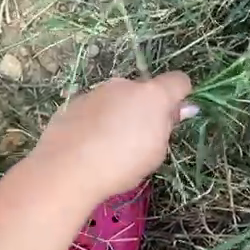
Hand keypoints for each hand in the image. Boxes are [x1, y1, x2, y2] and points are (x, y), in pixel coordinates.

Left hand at [27, 73, 196, 196]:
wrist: (67, 168)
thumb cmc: (122, 165)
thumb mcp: (156, 152)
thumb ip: (168, 125)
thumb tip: (182, 108)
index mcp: (152, 95)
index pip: (178, 81)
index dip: (181, 96)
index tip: (174, 117)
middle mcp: (124, 85)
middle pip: (144, 91)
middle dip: (145, 109)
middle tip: (139, 140)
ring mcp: (97, 91)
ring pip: (117, 99)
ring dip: (119, 114)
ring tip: (109, 147)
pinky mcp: (74, 102)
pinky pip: (95, 108)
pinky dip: (96, 120)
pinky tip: (88, 145)